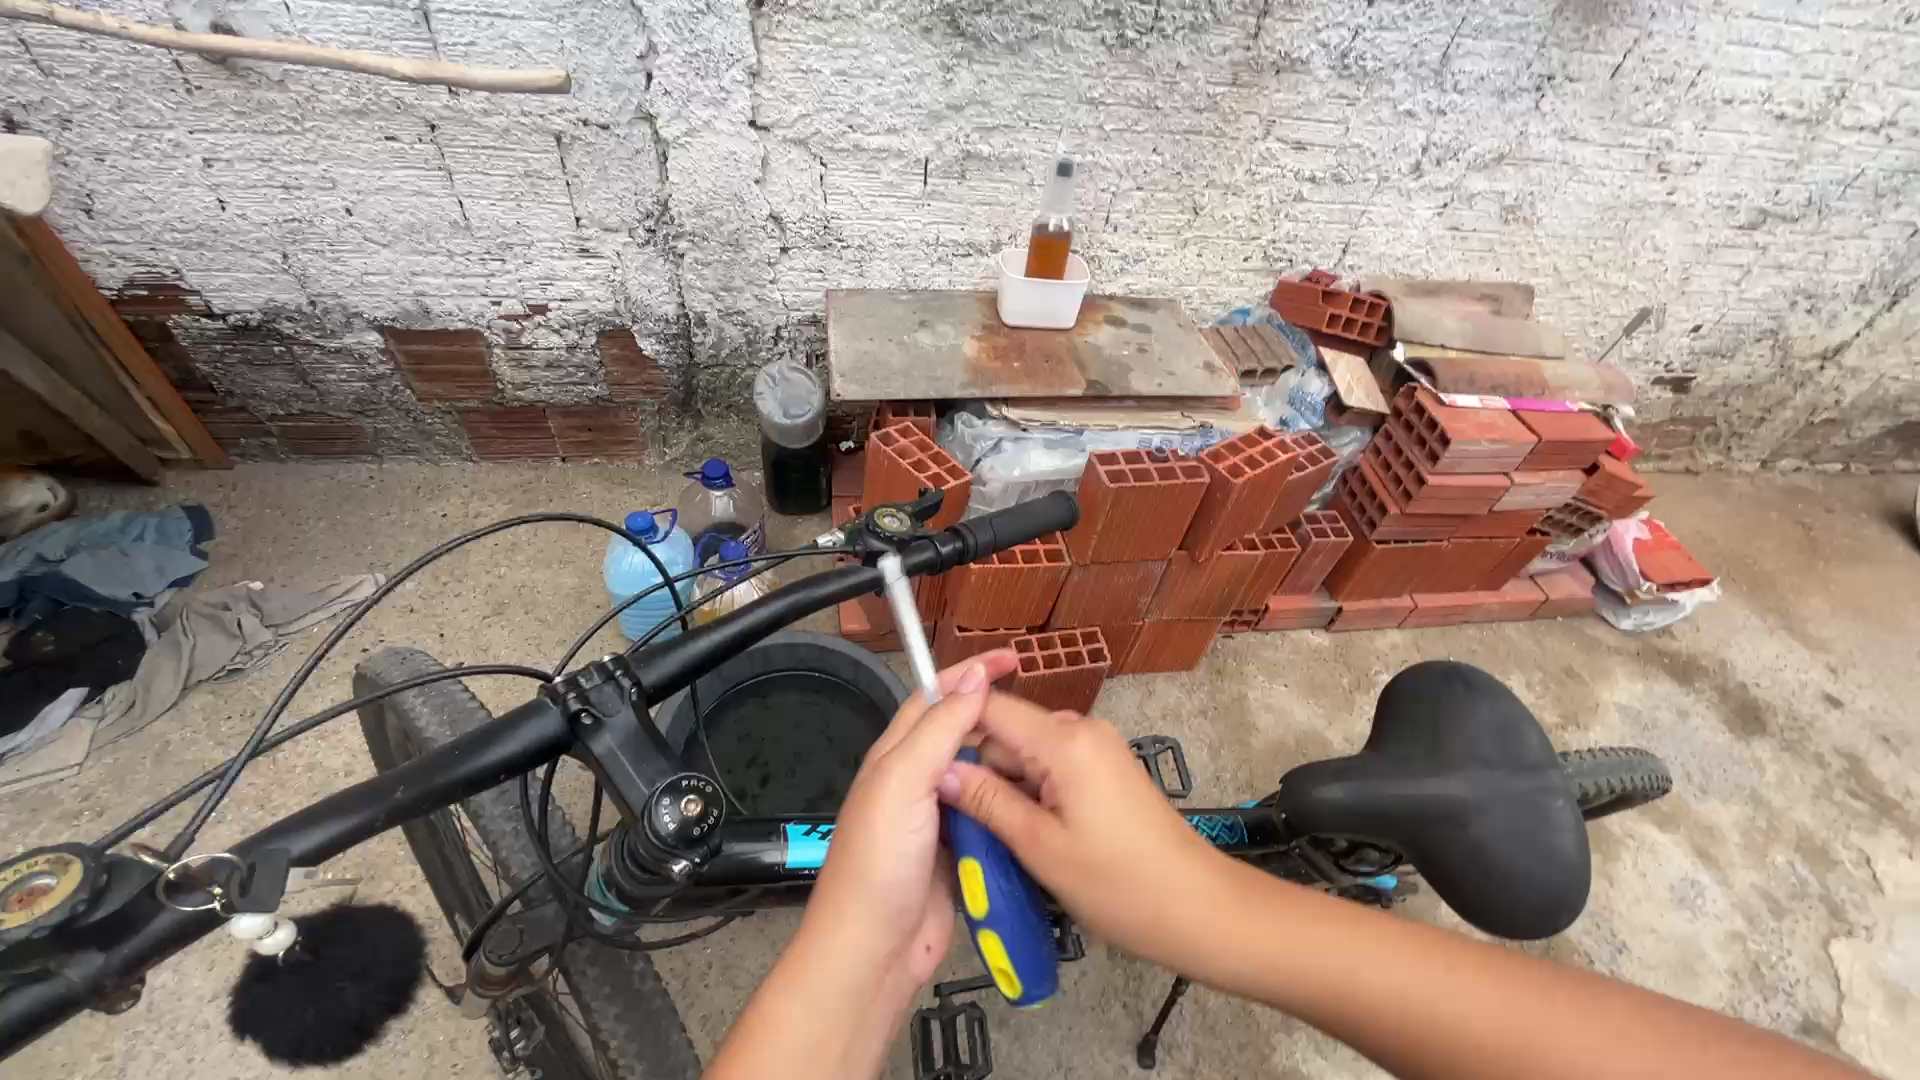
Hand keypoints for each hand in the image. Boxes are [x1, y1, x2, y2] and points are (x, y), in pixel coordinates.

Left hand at [804, 648, 1019, 996]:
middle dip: (998, 719)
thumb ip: (939, 729)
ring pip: (983, 776)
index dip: (970, 673)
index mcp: (896, 754)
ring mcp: (939, 817)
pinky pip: (991, 816)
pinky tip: (1038, 803)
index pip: (934, 697)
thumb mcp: (904, 782)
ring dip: (1010, 765)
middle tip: (1041, 716)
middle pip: (963, 735)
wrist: (874, 951)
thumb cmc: (878, 862)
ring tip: (1047, 758)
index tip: (1011, 658)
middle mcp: (916, 780)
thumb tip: (973, 677)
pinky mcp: (960, 851)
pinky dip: (1012, 807)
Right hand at [937, 692, 1225, 969]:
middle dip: (983, 772)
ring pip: (1026, 755)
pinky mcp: (1104, 769)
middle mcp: (1080, 730)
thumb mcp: (1040, 847)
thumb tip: (939, 771)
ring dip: (1008, 790)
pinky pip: (1051, 768)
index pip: (990, 707)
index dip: (951, 726)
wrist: (1199, 909)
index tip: (921, 762)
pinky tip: (1034, 836)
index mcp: (1064, 740)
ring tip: (1004, 840)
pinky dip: (1033, 795)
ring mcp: (1096, 748)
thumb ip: (986, 801)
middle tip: (967, 824)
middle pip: (1007, 732)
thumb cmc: (1120, 884)